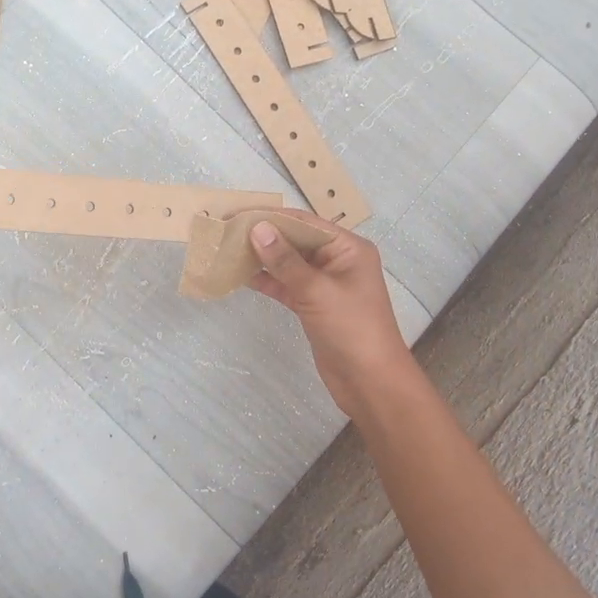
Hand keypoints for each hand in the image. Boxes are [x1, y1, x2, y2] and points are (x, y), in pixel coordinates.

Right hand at [246, 211, 415, 417]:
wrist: (370, 383)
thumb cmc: (352, 329)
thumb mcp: (317, 290)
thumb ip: (284, 259)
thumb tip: (257, 227)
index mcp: (348, 249)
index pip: (304, 222)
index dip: (271, 216)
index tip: (237, 214)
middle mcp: (337, 261)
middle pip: (295, 240)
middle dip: (263, 236)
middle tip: (227, 231)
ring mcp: (324, 284)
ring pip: (287, 263)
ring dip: (261, 258)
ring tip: (227, 250)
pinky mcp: (312, 304)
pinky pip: (285, 284)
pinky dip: (266, 280)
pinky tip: (240, 275)